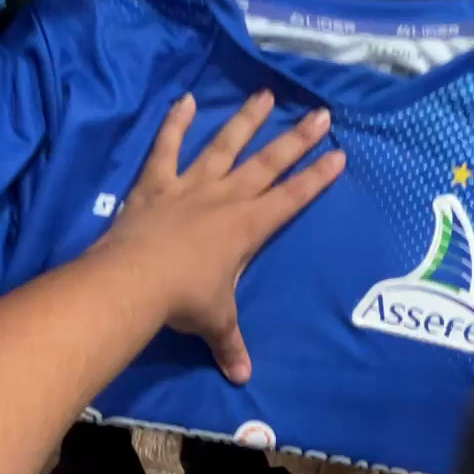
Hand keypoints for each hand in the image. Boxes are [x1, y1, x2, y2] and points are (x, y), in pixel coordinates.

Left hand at [95, 90, 344, 383]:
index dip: (316, 179)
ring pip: (222, 146)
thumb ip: (230, 344)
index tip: (339, 156)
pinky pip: (166, 147)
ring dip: (245, 121)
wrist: (134, 280)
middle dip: (297, 139)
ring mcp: (189, 186)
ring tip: (265, 95)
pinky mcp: (155, 182)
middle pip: (267, 164)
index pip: (291, 200)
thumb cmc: (183, 300)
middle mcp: (225, 198)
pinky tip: (184, 99)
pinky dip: (174, 123)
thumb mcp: (214, 323)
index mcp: (247, 228)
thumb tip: (242, 379)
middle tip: (320, 114)